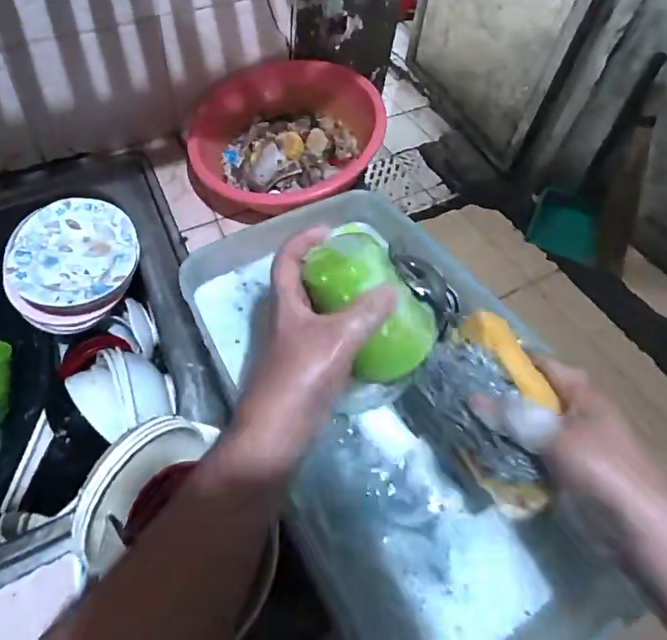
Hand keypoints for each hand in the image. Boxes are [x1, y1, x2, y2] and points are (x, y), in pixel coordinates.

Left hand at [224, 227, 395, 480]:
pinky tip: (363, 339)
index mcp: (283, 304)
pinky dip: (339, 329)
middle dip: (322, 269)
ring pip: (310, 311)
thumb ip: (363, 315)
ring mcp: (288, 345)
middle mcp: (281, 319)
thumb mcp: (336, 341)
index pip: (287, 259)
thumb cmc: (300, 379)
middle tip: (355, 265)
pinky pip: (319, 336)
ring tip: (365, 297)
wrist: (275, 436)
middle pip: (297, 283)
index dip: (304, 240)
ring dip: (333, 300)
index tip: (329, 231)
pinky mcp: (298, 369)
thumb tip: (391, 289)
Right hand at [480, 357, 666, 537]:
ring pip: (530, 428)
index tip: (471, 360)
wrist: (652, 540)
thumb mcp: (553, 438)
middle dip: (498, 397)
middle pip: (532, 396)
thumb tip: (471, 396)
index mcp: (583, 393)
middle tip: (460, 397)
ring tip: (467, 427)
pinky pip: (535, 456)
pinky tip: (490, 459)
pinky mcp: (573, 475)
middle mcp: (579, 413)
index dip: (508, 359)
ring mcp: (577, 446)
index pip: (539, 363)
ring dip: (504, 430)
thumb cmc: (606, 473)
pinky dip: (515, 457)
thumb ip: (511, 416)